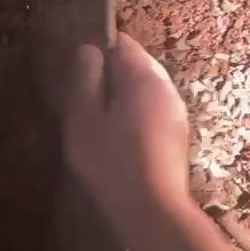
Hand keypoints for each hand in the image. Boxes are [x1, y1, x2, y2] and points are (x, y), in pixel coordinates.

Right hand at [64, 33, 192, 220]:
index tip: (73, 60)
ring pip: (145, 84)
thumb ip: (84, 80)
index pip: (124, 43)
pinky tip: (112, 124)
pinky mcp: (176, 130)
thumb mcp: (83, 118)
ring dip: (120, 87)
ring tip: (91, 106)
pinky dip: (131, 103)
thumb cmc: (109, 160)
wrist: (151, 207)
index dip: (97, 44)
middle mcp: (167, 89)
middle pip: (137, 62)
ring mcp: (176, 110)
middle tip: (77, 85)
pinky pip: (151, 102)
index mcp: (144, 80)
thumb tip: (87, 50)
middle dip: (109, 66)